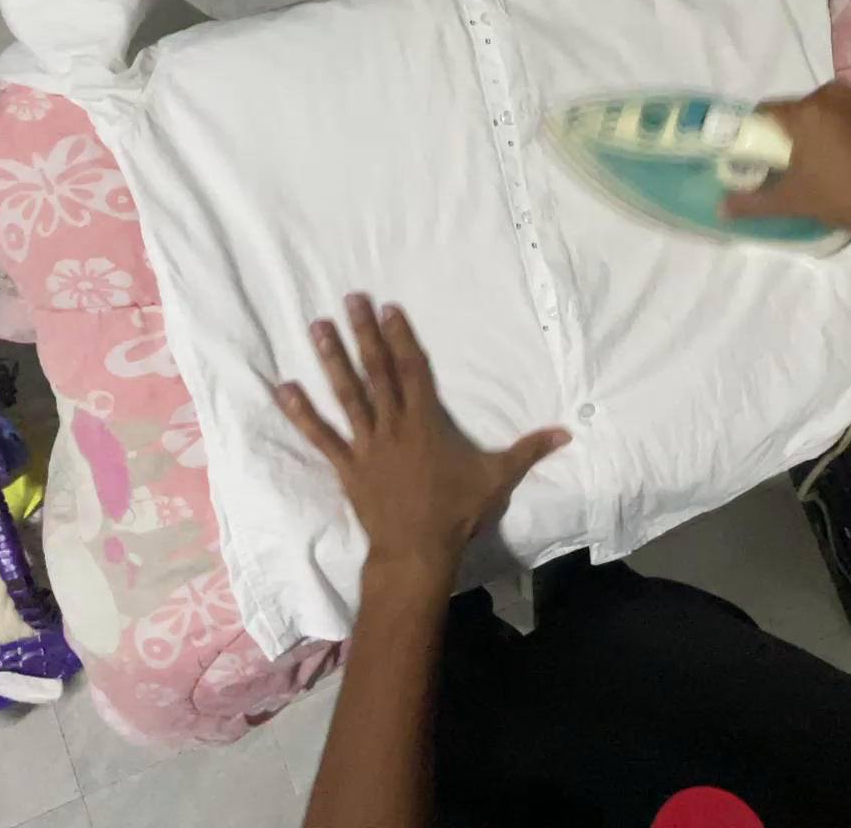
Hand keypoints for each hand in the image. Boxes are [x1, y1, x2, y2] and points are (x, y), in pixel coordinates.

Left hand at [275, 294, 570, 584]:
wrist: (416, 551)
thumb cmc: (456, 511)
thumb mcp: (498, 477)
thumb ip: (529, 450)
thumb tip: (567, 433)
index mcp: (425, 422)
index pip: (413, 369)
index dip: (401, 337)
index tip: (388, 309)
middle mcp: (392, 425)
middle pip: (377, 371)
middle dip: (364, 334)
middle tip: (350, 299)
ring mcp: (366, 444)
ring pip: (346, 395)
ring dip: (332, 360)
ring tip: (317, 327)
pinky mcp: (347, 466)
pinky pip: (321, 437)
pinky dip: (302, 414)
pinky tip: (284, 389)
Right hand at [720, 80, 850, 243]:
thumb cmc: (848, 195)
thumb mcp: (794, 201)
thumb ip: (753, 202)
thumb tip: (721, 208)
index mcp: (806, 109)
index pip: (762, 113)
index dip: (750, 136)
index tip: (750, 160)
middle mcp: (830, 94)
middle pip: (789, 112)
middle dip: (779, 138)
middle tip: (778, 170)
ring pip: (816, 115)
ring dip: (806, 137)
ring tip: (808, 169)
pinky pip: (839, 118)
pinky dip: (830, 135)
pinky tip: (834, 163)